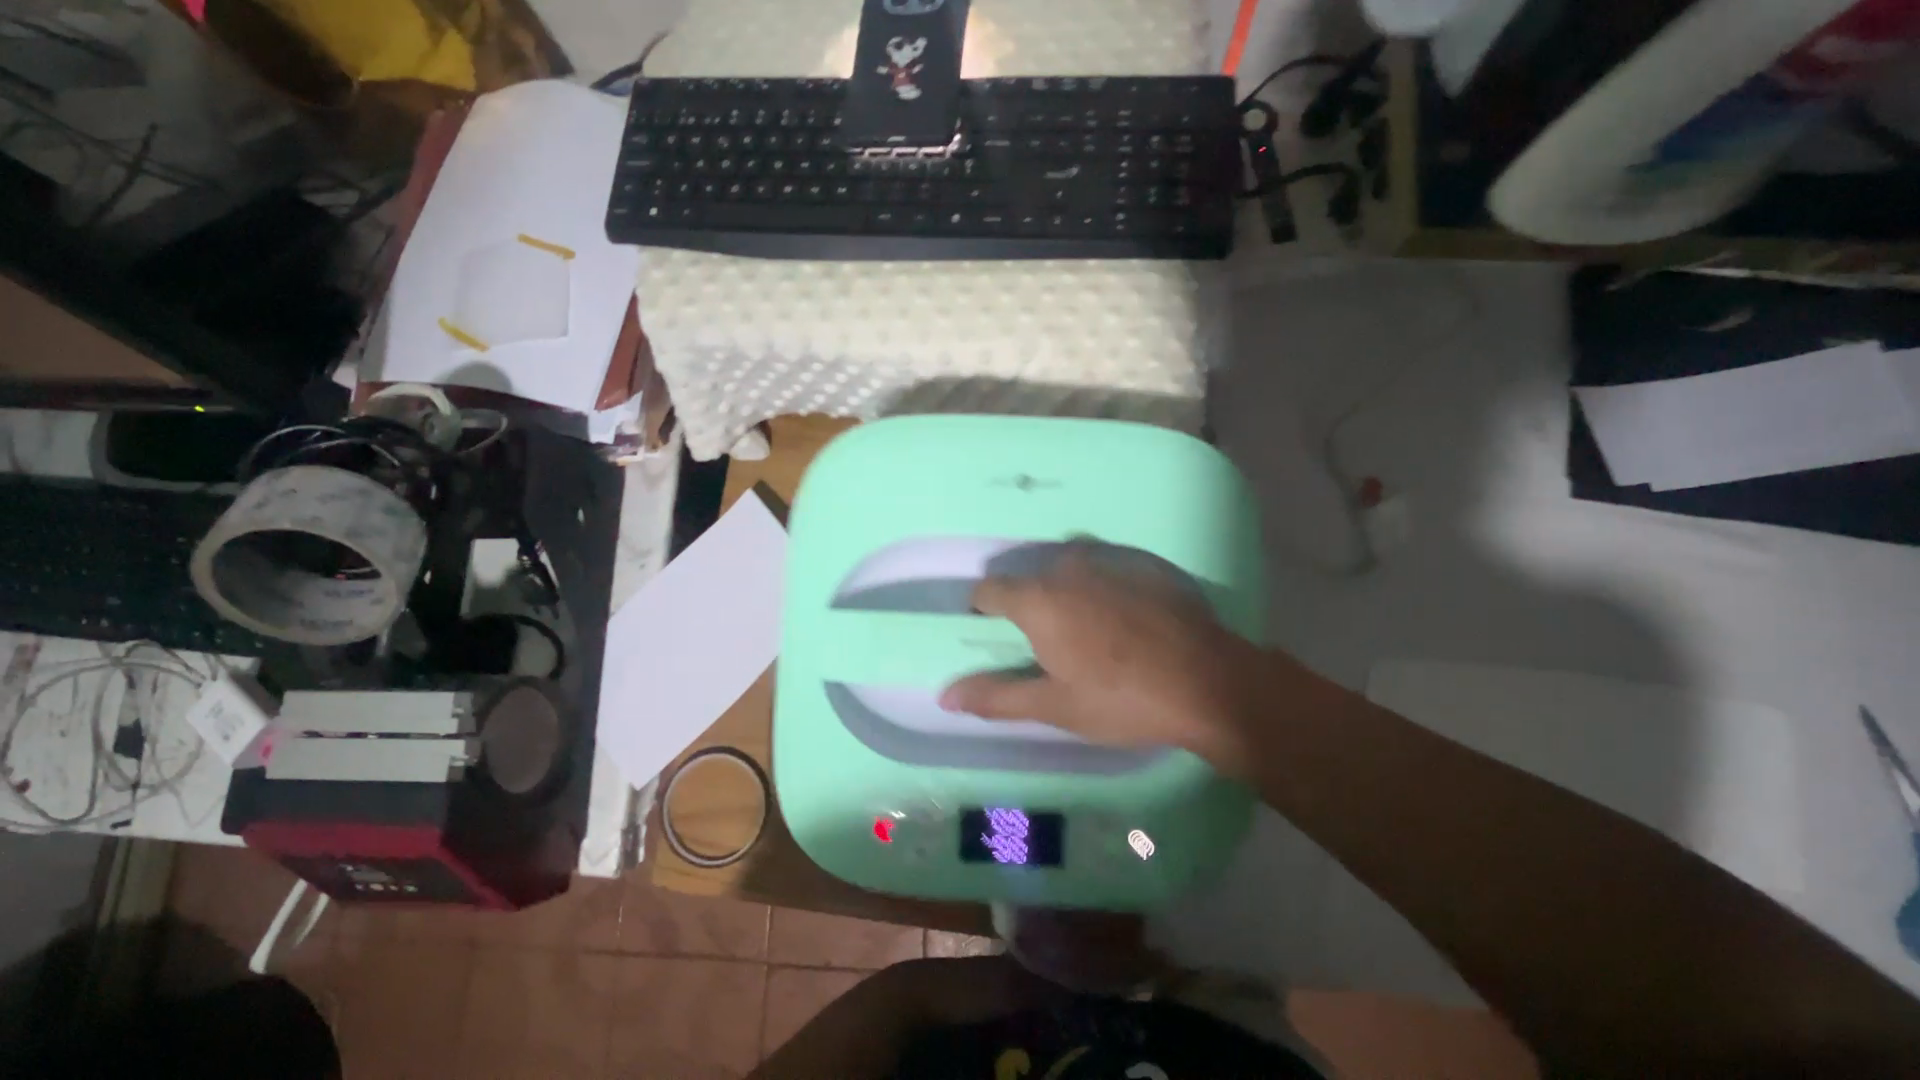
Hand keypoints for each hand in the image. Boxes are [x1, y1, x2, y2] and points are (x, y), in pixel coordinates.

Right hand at [938, 545, 1263, 758]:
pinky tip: (1127, 623)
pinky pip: (1110, 570)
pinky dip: (1105, 589)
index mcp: (1039, 599)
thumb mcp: (1055, 706)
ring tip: (1086, 633)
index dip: (983, 611)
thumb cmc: (1123, 699)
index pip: (990, 590)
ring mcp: (1113, 561)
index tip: (991, 634)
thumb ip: (997, 696)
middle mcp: (1069, 567)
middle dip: (1028, 605)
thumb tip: (946, 695)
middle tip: (1044, 645)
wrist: (1210, 682)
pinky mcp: (1149, 565)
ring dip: (1067, 593)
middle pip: (1032, 579)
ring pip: (1072, 569)